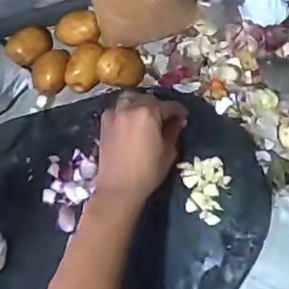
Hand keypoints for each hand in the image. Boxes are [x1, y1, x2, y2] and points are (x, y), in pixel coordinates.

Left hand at [92, 92, 186, 212]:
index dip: (179, 111)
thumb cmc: (148, 172)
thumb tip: (178, 120)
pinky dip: (125, 109)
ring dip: (141, 102)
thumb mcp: (168, 152)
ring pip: (131, 98)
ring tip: (146, 114)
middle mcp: (130, 107)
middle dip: (160, 106)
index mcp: (149, 112)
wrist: (118, 190)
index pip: (169, 105)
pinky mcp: (104, 122)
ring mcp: (115, 113)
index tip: (184, 116)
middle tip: (166, 117)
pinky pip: (117, 108)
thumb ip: (174, 131)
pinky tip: (130, 120)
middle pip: (149, 98)